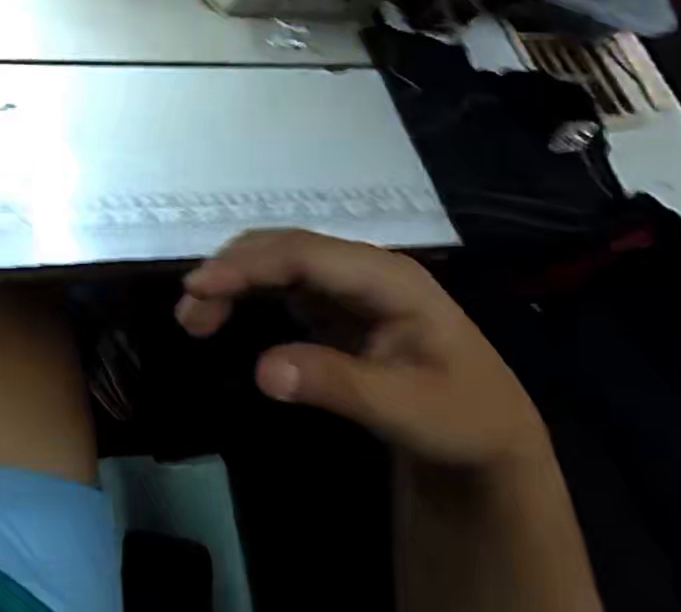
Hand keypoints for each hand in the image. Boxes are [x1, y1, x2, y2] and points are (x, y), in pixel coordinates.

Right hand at [177, 229, 550, 468]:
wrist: (492, 431)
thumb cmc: (461, 416)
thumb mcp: (407, 410)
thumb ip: (336, 385)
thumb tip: (263, 371)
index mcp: (386, 276)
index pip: (305, 254)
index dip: (249, 265)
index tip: (199, 285)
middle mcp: (364, 268)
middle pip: (287, 249)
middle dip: (234, 269)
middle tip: (188, 310)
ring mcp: (352, 285)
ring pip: (282, 265)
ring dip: (237, 281)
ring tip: (195, 317)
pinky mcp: (341, 307)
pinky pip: (287, 289)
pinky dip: (251, 297)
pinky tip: (227, 315)